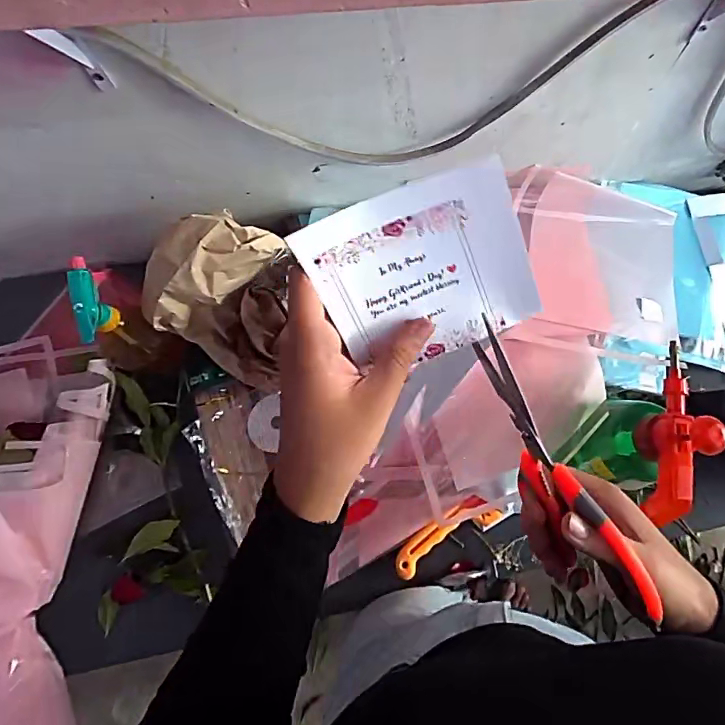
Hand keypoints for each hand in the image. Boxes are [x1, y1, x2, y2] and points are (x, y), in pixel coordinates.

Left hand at [274, 270, 433, 523]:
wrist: (309, 485)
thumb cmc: (338, 442)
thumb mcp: (378, 397)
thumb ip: (400, 354)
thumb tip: (424, 319)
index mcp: (308, 340)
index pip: (305, 280)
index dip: (326, 254)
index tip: (359, 239)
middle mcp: (300, 339)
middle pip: (323, 293)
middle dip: (356, 275)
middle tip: (394, 259)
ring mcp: (304, 354)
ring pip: (331, 314)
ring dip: (360, 302)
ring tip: (399, 285)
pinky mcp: (312, 368)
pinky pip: (334, 334)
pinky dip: (357, 326)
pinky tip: (389, 323)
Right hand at [520, 469, 718, 634]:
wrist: (693, 611)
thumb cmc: (671, 583)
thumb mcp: (637, 563)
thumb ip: (600, 541)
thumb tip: (564, 520)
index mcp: (607, 497)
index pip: (557, 475)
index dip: (539, 492)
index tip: (538, 525)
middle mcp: (597, 503)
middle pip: (548, 496)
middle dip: (540, 524)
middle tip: (549, 557)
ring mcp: (594, 522)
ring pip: (551, 518)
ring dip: (546, 542)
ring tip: (560, 570)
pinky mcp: (592, 541)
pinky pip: (560, 538)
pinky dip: (555, 554)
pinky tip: (567, 573)